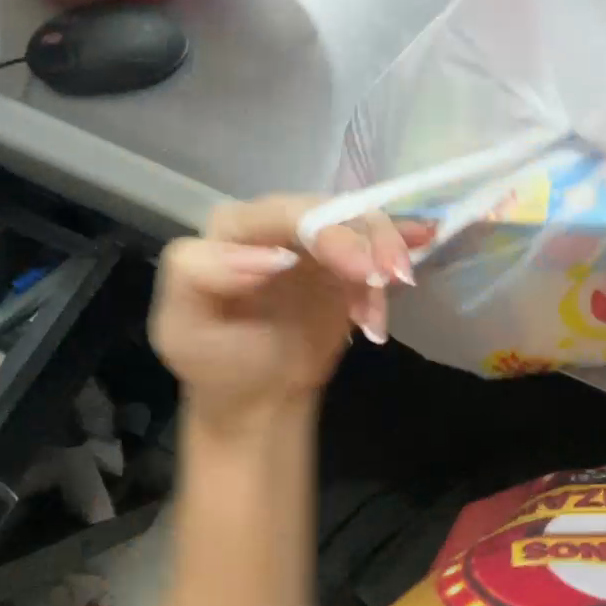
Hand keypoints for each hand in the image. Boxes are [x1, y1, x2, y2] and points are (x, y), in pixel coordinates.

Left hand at [149, 195, 422, 432]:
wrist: (257, 394)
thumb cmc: (215, 360)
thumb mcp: (183, 326)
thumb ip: (202, 275)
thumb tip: (271, 257)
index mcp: (233, 230)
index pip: (282, 213)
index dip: (322, 230)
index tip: (353, 269)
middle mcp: (279, 224)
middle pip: (332, 211)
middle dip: (367, 239)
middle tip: (392, 276)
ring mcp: (319, 240)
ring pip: (364, 223)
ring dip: (387, 251)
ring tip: (397, 287)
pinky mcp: (351, 260)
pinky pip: (381, 245)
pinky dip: (403, 250)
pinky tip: (422, 248)